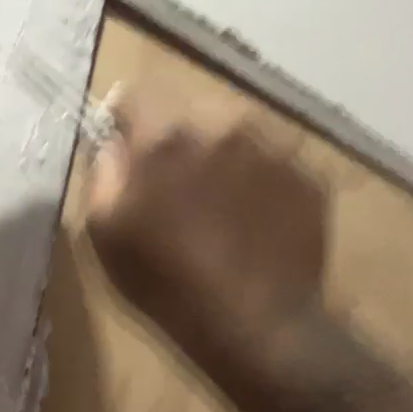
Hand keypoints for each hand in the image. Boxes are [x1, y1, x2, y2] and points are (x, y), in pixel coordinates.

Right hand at [85, 87, 331, 376]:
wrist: (253, 319)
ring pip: (235, 129)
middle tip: (164, 182)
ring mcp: (275, 147)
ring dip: (216, 153)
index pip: (137, 93)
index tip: (115, 139)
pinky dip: (251, 176)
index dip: (120, 114)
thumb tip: (110, 144)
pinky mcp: (308, 173)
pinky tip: (242, 218)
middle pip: (190, 109)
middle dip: (173, 136)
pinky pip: (270, 157)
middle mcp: (225, 127)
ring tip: (209, 201)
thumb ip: (104, 175)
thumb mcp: (104, 231)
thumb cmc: (161, 278)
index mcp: (167, 139)